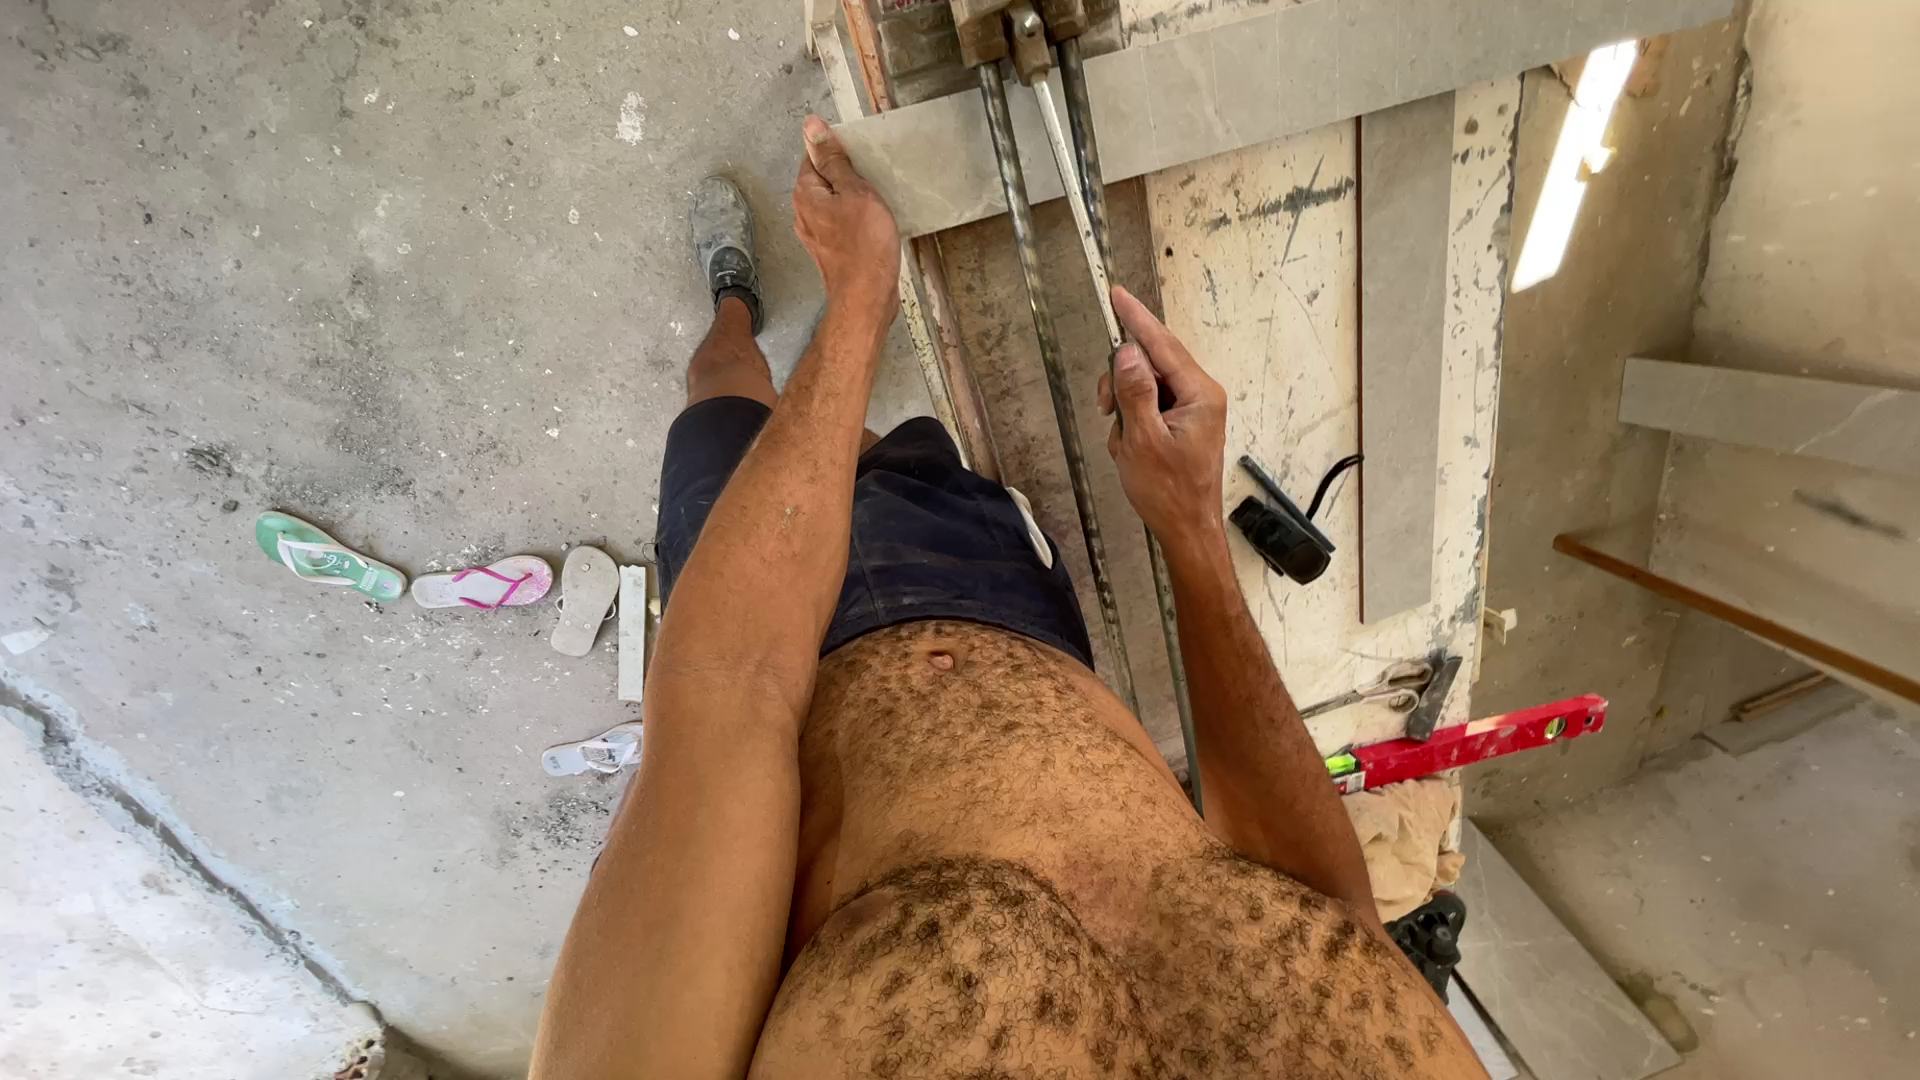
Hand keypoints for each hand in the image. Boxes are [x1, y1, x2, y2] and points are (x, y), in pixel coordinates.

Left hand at [793, 115, 900, 324]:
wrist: (867, 299)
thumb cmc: (864, 246)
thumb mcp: (855, 192)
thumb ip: (834, 160)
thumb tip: (811, 125)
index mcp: (805, 193)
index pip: (816, 156)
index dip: (841, 154)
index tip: (864, 163)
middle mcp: (804, 213)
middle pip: (826, 181)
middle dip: (848, 179)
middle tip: (874, 183)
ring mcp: (816, 236)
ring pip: (835, 205)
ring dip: (854, 202)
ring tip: (877, 206)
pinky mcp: (831, 253)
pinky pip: (842, 226)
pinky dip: (856, 223)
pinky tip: (874, 228)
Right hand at [1097, 286, 1227, 552]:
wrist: (1187, 529)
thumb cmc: (1167, 491)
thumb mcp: (1143, 441)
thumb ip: (1134, 391)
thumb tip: (1126, 352)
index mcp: (1199, 393)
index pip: (1162, 344)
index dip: (1136, 319)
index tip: (1117, 294)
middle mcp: (1200, 394)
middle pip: (1152, 363)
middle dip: (1122, 383)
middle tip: (1106, 409)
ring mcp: (1192, 410)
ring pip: (1145, 387)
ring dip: (1125, 411)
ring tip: (1125, 445)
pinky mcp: (1183, 424)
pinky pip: (1148, 408)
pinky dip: (1132, 425)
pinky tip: (1131, 451)